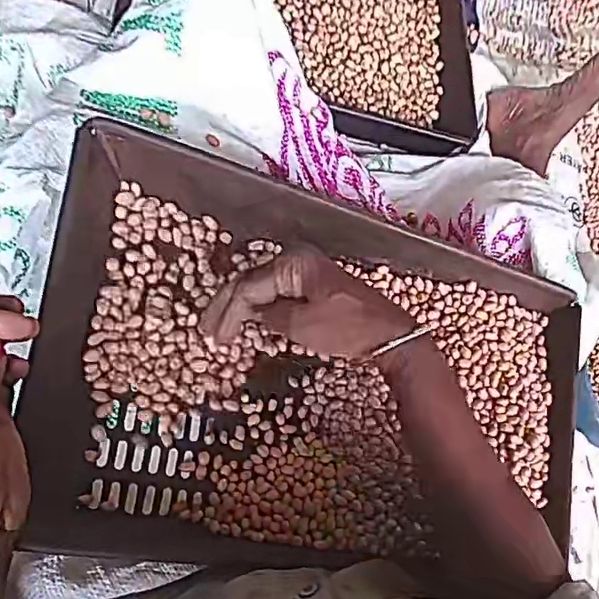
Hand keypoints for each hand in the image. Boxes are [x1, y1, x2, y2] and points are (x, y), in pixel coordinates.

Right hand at [198, 245, 416, 359]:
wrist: (390, 336)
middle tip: (208, 332)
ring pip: (264, 288)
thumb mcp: (302, 326)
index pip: (247, 287)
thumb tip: (252, 313)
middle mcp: (299, 260)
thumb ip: (270, 316)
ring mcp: (310, 273)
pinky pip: (281, 294)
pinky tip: (252, 322)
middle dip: (228, 308)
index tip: (212, 337)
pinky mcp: (319, 287)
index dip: (227, 313)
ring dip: (243, 309)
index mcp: (292, 263)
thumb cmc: (349, 330)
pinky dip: (264, 309)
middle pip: (251, 283)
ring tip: (222, 329)